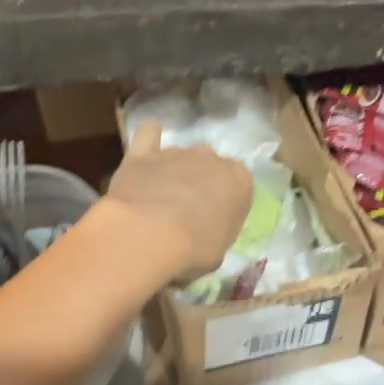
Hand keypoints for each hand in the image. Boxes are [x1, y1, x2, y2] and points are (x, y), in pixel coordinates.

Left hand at [102, 120, 252, 281]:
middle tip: (188, 208)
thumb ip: (217, 230)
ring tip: (160, 196)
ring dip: (174, 170)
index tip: (216, 219)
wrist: (151, 234)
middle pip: (210, 164)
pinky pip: (148, 134)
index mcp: (239, 180)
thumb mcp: (219, 251)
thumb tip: (207, 230)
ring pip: (180, 155)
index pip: (239, 184)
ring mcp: (177, 152)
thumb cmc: (195, 248)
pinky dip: (149, 137)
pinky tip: (146, 152)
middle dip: (201, 181)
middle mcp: (211, 158)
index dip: (227, 201)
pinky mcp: (144, 153)